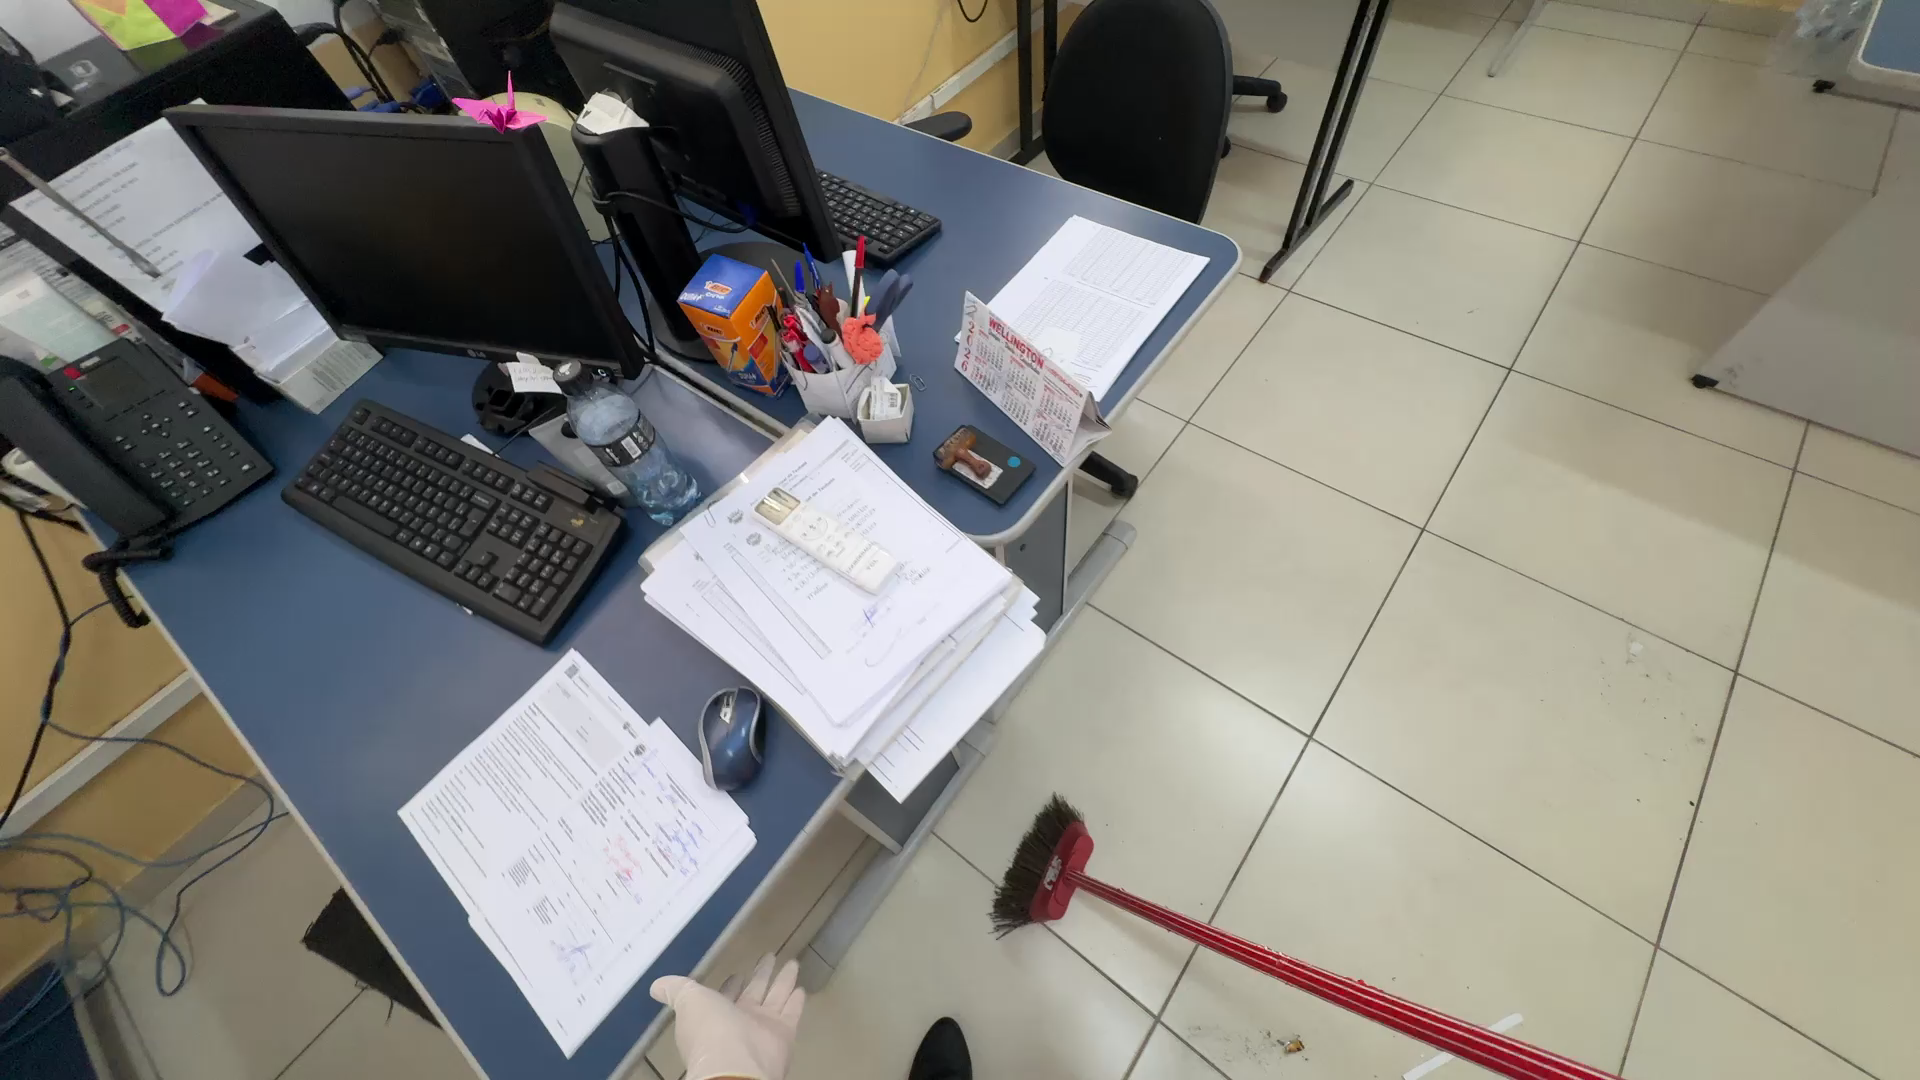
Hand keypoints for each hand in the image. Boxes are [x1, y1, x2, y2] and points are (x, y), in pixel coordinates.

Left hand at [651, 953, 804, 1079]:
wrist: (736, 1067)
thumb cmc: (710, 1030)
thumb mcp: (689, 1002)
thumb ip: (677, 990)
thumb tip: (656, 985)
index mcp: (716, 1017)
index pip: (725, 997)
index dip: (730, 985)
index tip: (738, 972)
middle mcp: (740, 1023)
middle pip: (753, 993)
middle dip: (760, 975)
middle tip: (769, 955)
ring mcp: (763, 1028)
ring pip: (776, 997)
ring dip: (783, 980)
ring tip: (792, 961)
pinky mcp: (784, 1033)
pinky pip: (792, 1012)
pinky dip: (796, 1000)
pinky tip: (801, 987)